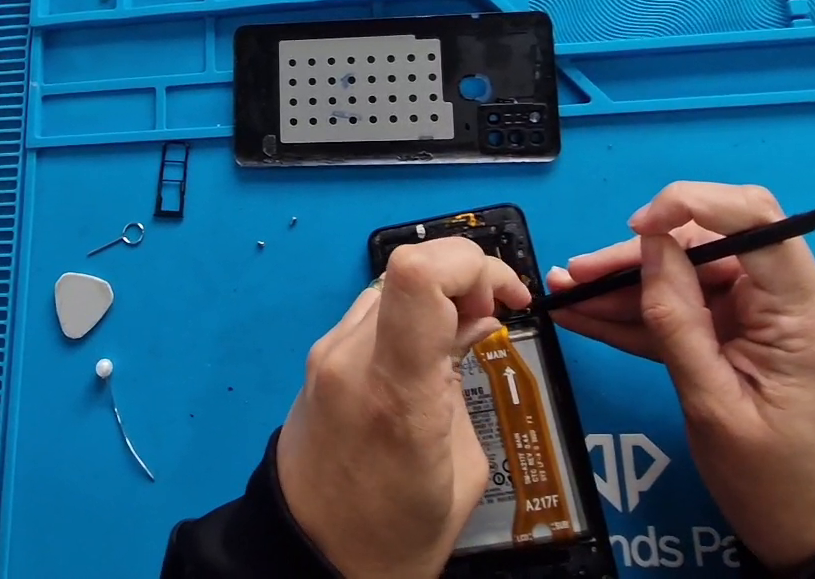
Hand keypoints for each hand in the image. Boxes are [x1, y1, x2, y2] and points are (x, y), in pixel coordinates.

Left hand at [278, 237, 531, 578]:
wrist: (307, 555)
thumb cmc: (398, 533)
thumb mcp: (463, 469)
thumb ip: (463, 377)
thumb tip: (474, 319)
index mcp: (396, 390)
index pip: (417, 275)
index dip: (471, 265)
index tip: (507, 298)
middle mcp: (352, 355)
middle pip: (410, 264)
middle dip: (466, 274)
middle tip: (493, 314)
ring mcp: (328, 350)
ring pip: (394, 278)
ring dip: (439, 288)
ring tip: (466, 328)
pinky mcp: (320, 353)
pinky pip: (375, 305)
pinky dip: (412, 307)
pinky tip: (431, 342)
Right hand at [546, 182, 814, 570]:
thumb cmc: (779, 484)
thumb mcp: (713, 405)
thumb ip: (677, 320)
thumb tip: (651, 242)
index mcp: (803, 312)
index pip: (756, 220)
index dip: (691, 203)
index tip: (637, 226)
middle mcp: (791, 299)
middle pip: (704, 249)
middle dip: (634, 259)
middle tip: (575, 275)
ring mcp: (769, 316)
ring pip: (687, 277)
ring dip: (625, 287)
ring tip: (568, 292)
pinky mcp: (749, 333)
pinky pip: (689, 310)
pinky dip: (641, 313)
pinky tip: (589, 311)